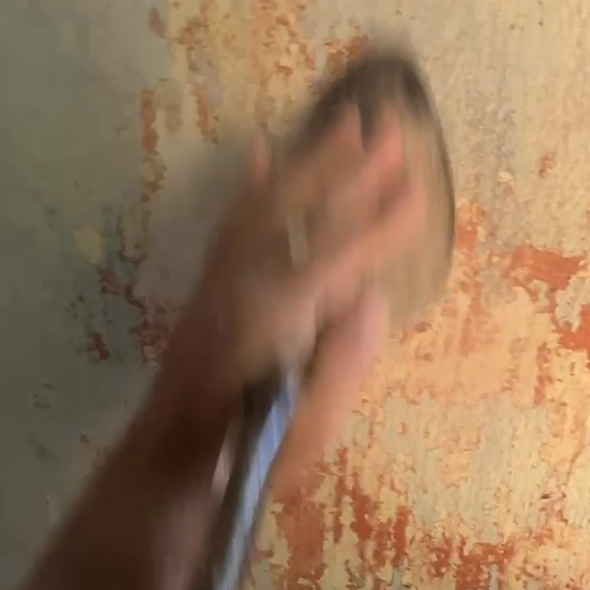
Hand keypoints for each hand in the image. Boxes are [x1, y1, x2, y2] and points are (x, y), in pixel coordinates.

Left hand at [144, 108, 426, 484]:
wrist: (170, 464)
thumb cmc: (251, 460)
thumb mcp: (310, 430)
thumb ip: (343, 363)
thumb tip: (373, 300)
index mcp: (275, 320)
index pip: (341, 257)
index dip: (382, 225)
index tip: (419, 191)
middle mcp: (243, 284)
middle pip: (302, 209)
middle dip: (349, 170)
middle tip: (389, 132)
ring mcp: (222, 280)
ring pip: (268, 204)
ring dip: (310, 162)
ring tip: (344, 124)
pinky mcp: (211, 285)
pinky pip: (235, 220)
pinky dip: (252, 183)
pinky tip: (260, 153)